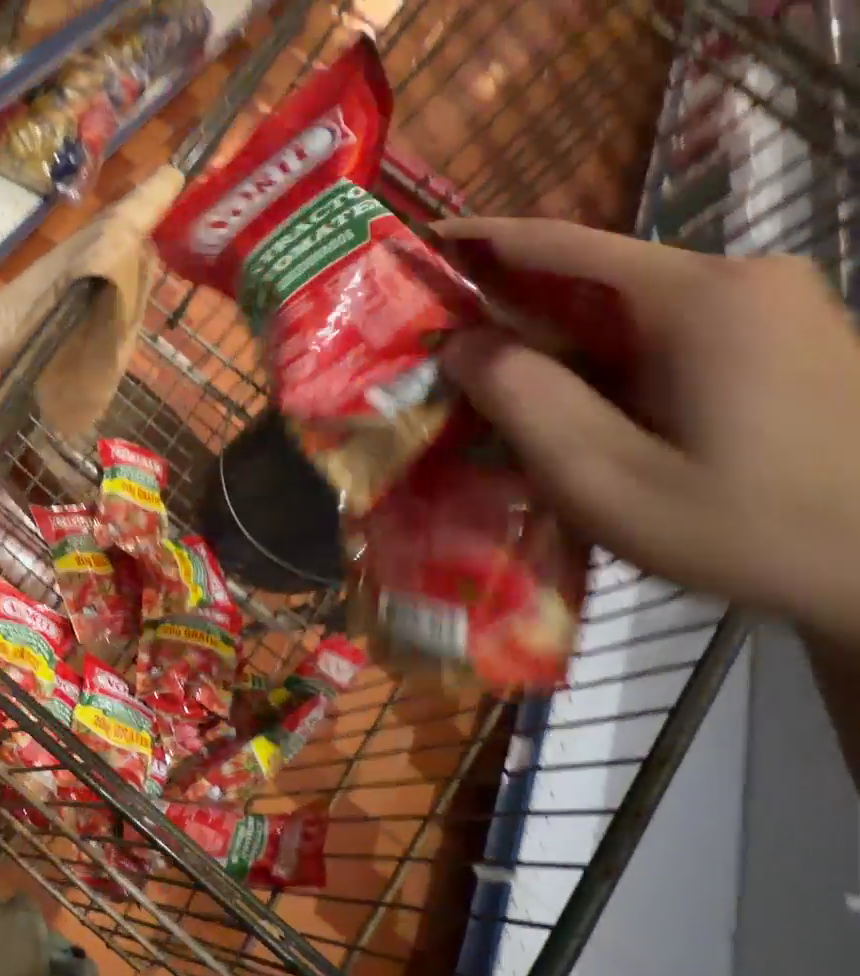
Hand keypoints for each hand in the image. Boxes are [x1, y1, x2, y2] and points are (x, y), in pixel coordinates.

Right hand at [433, 216, 859, 645]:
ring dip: (543, 339)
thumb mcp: (605, 478)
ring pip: (618, 310)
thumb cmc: (750, 527)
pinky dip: (590, 357)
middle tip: (422, 341)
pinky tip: (554, 403)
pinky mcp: (776, 341)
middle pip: (587, 278)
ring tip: (472, 380)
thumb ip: (524, 400)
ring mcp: (766, 308)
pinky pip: (654, 333)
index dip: (471, 242)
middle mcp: (736, 281)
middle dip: (499, 306)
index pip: (556, 244)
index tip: (404, 248)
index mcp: (697, 297)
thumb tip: (460, 343)